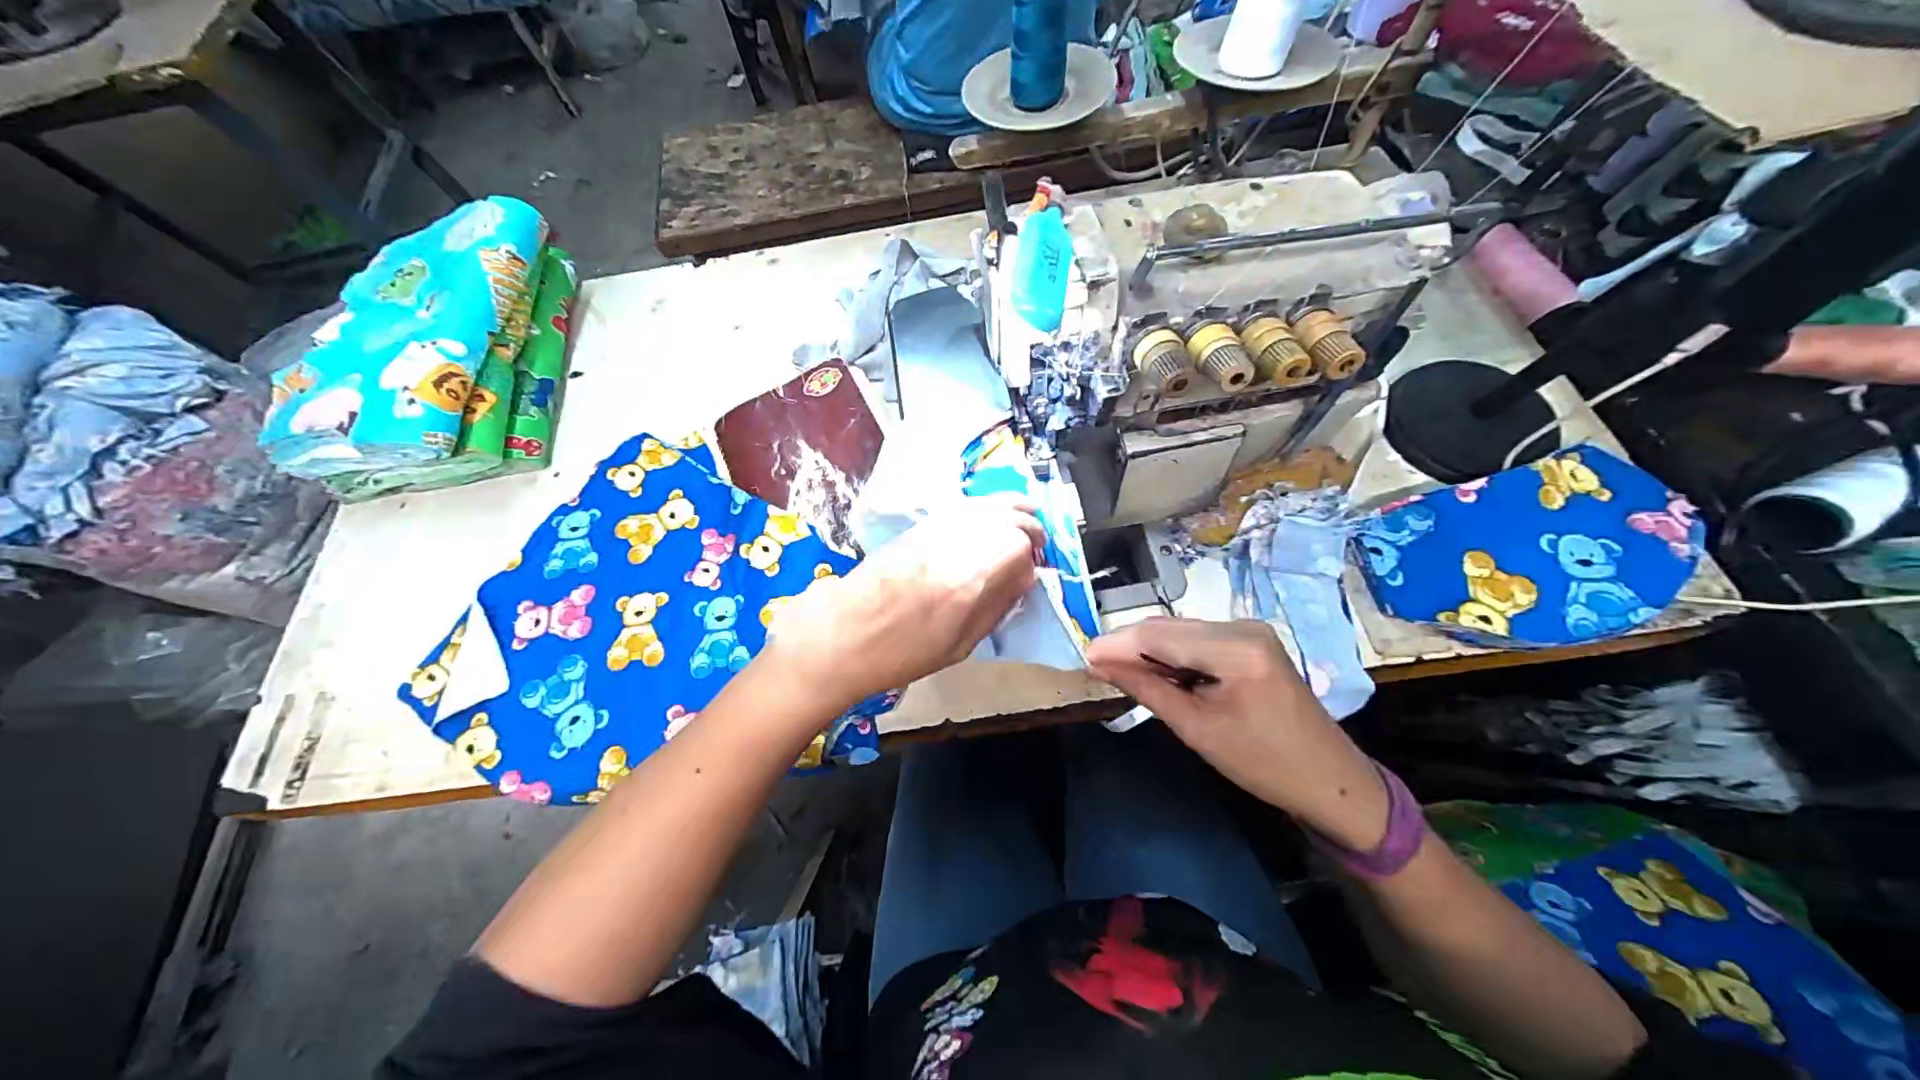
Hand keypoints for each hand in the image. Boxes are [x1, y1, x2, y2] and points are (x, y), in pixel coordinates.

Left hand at [762, 495, 1043, 712]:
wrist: (841, 636)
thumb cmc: (900, 654)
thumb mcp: (960, 646)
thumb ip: (996, 607)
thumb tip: (1023, 579)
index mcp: (968, 583)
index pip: (1018, 546)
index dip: (1032, 554)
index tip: (1032, 568)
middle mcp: (954, 548)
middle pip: (1006, 518)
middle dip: (1027, 527)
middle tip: (1032, 544)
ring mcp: (933, 533)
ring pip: (983, 505)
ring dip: (1008, 511)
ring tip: (1019, 523)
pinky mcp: (916, 527)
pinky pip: (960, 507)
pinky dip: (981, 508)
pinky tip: (987, 519)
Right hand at [1085, 618, 1389, 850]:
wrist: (1329, 778)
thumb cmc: (1263, 763)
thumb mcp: (1197, 729)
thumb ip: (1147, 688)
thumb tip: (1101, 664)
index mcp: (1237, 649)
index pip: (1160, 635)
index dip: (1117, 643)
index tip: (1083, 657)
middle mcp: (1244, 627)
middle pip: (1169, 627)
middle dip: (1129, 644)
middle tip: (1095, 667)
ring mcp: (1251, 630)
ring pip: (1181, 630)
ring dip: (1149, 648)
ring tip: (1119, 671)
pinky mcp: (1252, 640)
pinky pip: (1199, 638)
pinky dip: (1172, 652)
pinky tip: (1157, 671)